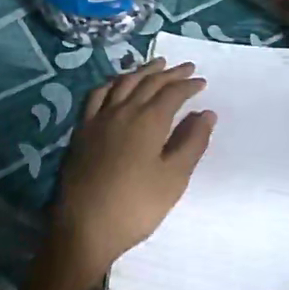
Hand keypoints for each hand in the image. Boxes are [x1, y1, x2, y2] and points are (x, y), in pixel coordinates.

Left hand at [50, 59, 214, 281]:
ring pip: (121, 83)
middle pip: (146, 83)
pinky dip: (111, 83)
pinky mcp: (82, 129)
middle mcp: (121, 110)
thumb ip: (191, 142)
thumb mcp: (173, 178)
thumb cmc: (137, 205)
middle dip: (168, 73)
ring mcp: (98, 118)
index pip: (171, 93)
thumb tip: (206, 112)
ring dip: (140, 71)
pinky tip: (115, 84)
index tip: (202, 81)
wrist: (85, 224)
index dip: (187, 85)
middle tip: (185, 66)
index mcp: (147, 120)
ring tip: (155, 65)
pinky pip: (97, 95)